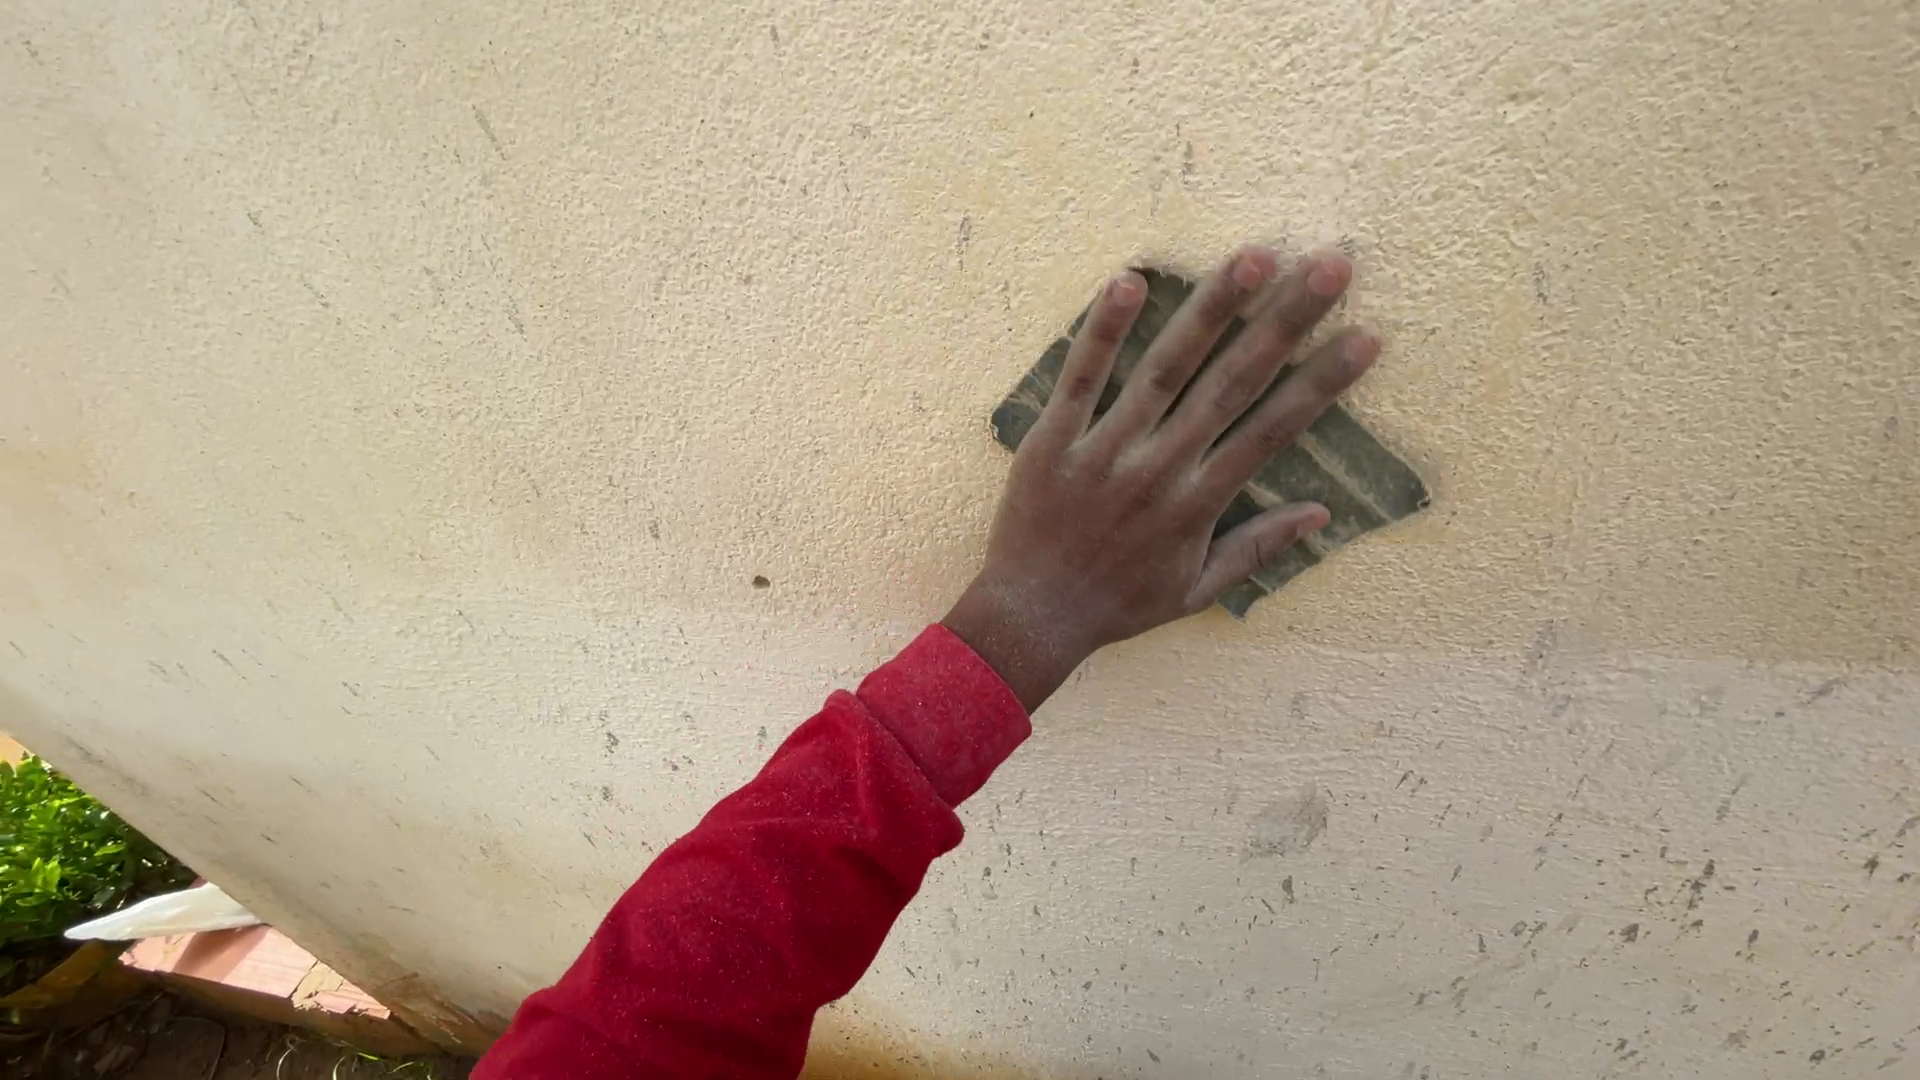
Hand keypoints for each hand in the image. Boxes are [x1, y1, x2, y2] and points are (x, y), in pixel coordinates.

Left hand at [943, 246, 1379, 710]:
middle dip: (1283, 323)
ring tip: (1251, 257)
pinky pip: (1080, 380)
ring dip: (1209, 311)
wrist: (1033, 615)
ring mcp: (1103, 452)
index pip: (1273, 431)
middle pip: (1229, 385)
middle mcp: (1158, 470)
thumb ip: (1256, 550)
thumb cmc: (1117, 605)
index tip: (1367, 336)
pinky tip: (1129, 280)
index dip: (1322, 383)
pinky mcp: (1052, 442)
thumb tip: (1322, 513)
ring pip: (1163, 371)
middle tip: (1329, 266)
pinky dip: (1102, 331)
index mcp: (1197, 505)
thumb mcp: (1195, 591)